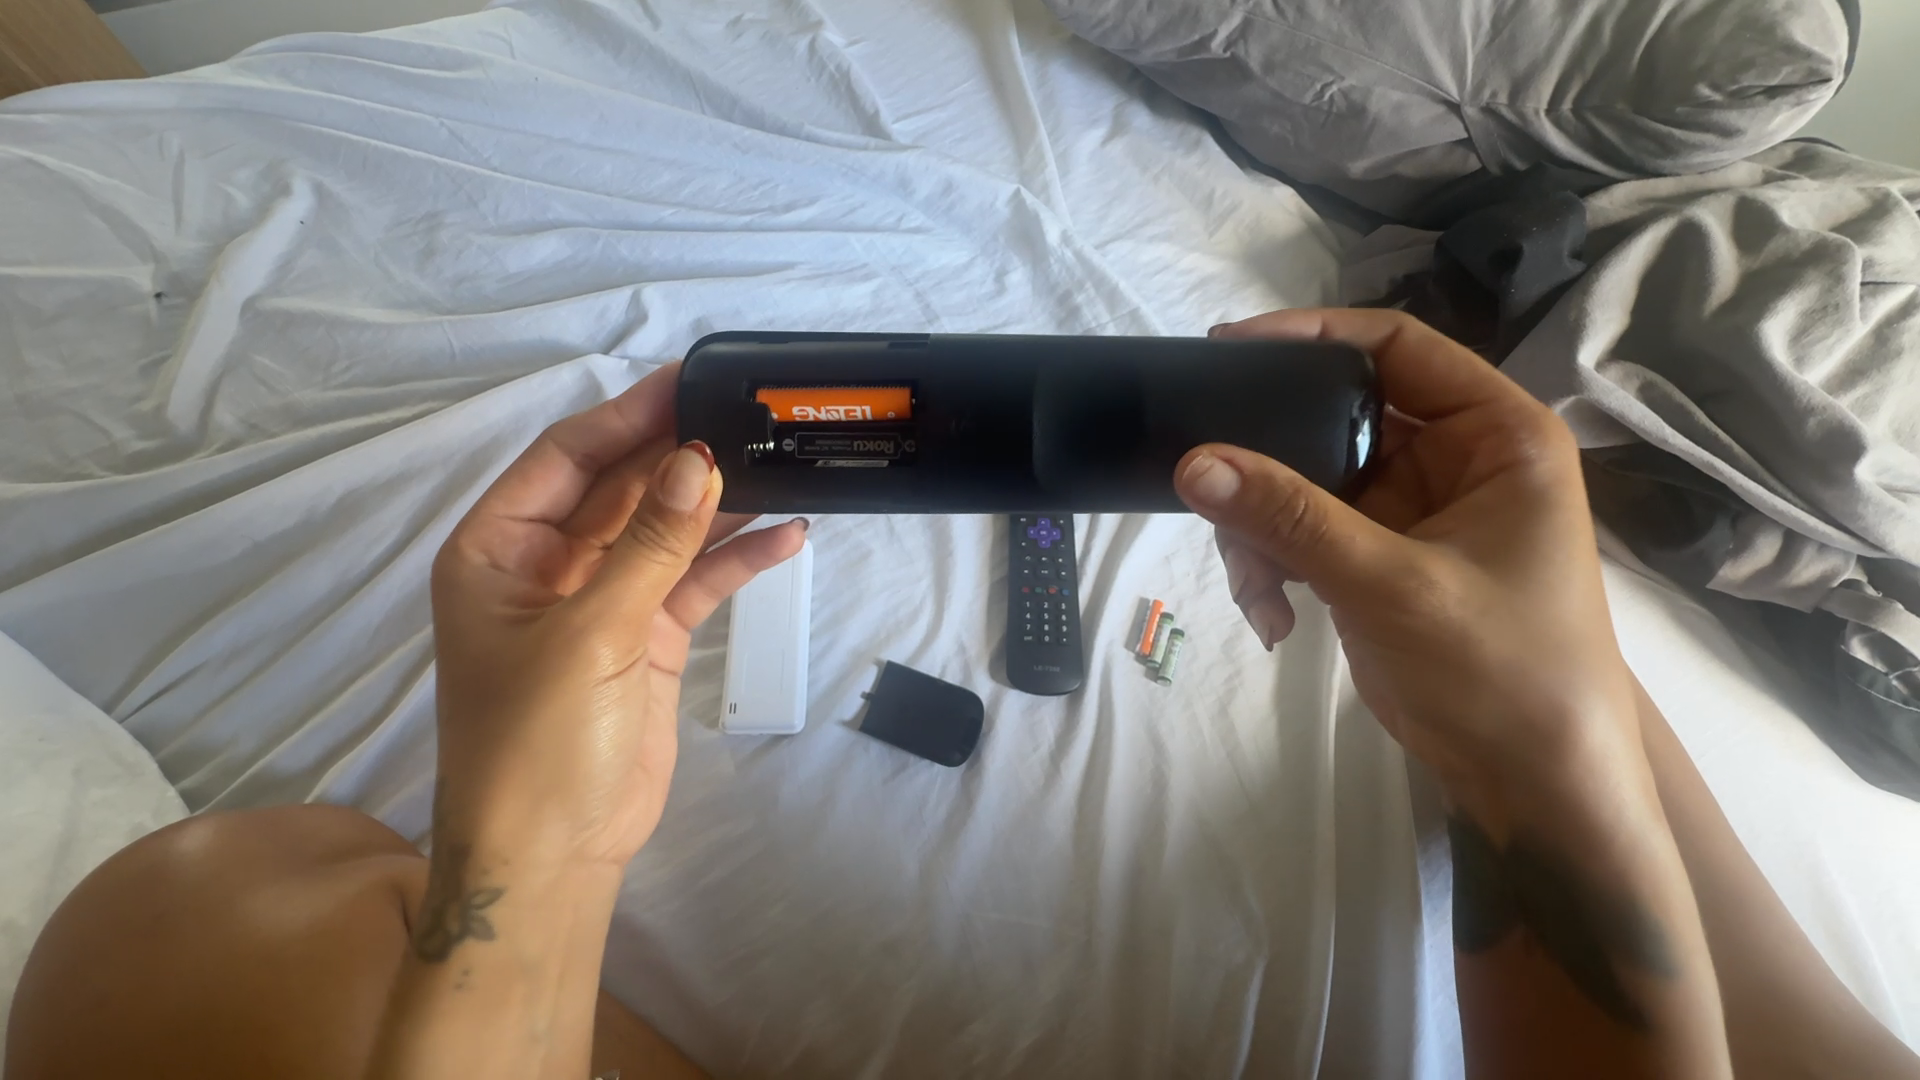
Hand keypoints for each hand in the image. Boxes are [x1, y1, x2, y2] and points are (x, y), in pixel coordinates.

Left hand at [429, 362, 806, 868]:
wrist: (557, 854)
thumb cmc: (538, 741)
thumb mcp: (591, 633)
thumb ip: (649, 545)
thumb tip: (696, 462)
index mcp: (501, 549)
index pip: (568, 459)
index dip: (627, 417)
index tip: (689, 382)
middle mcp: (551, 564)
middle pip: (625, 489)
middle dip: (682, 458)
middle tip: (749, 420)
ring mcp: (604, 600)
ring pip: (667, 532)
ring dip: (719, 506)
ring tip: (779, 470)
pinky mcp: (647, 634)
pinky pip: (695, 581)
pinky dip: (735, 560)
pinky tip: (786, 536)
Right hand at [1174, 309, 1641, 805]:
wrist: (1526, 777)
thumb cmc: (1500, 668)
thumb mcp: (1389, 583)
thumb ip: (1288, 518)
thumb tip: (1193, 462)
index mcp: (1492, 436)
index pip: (1395, 348)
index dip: (1311, 336)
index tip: (1227, 350)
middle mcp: (1445, 460)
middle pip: (1329, 420)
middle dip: (1267, 463)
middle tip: (1207, 482)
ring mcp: (1401, 510)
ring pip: (1298, 483)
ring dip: (1260, 533)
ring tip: (1255, 589)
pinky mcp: (1367, 555)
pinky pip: (1294, 534)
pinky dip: (1270, 567)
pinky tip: (1272, 618)